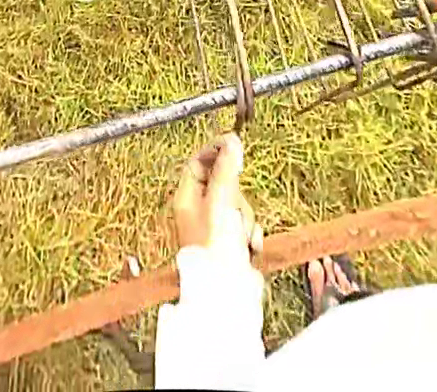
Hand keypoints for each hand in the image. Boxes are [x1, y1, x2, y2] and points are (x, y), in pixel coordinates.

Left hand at [171, 133, 261, 258]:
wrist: (225, 296)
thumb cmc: (216, 250)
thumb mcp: (222, 201)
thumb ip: (227, 169)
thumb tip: (232, 141)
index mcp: (187, 199)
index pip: (198, 161)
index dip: (216, 151)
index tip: (235, 146)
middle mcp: (197, 211)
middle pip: (222, 182)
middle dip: (237, 194)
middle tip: (236, 206)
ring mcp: (213, 228)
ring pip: (236, 203)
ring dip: (245, 216)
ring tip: (241, 234)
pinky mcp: (229, 242)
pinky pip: (244, 224)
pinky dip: (249, 232)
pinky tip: (248, 246)